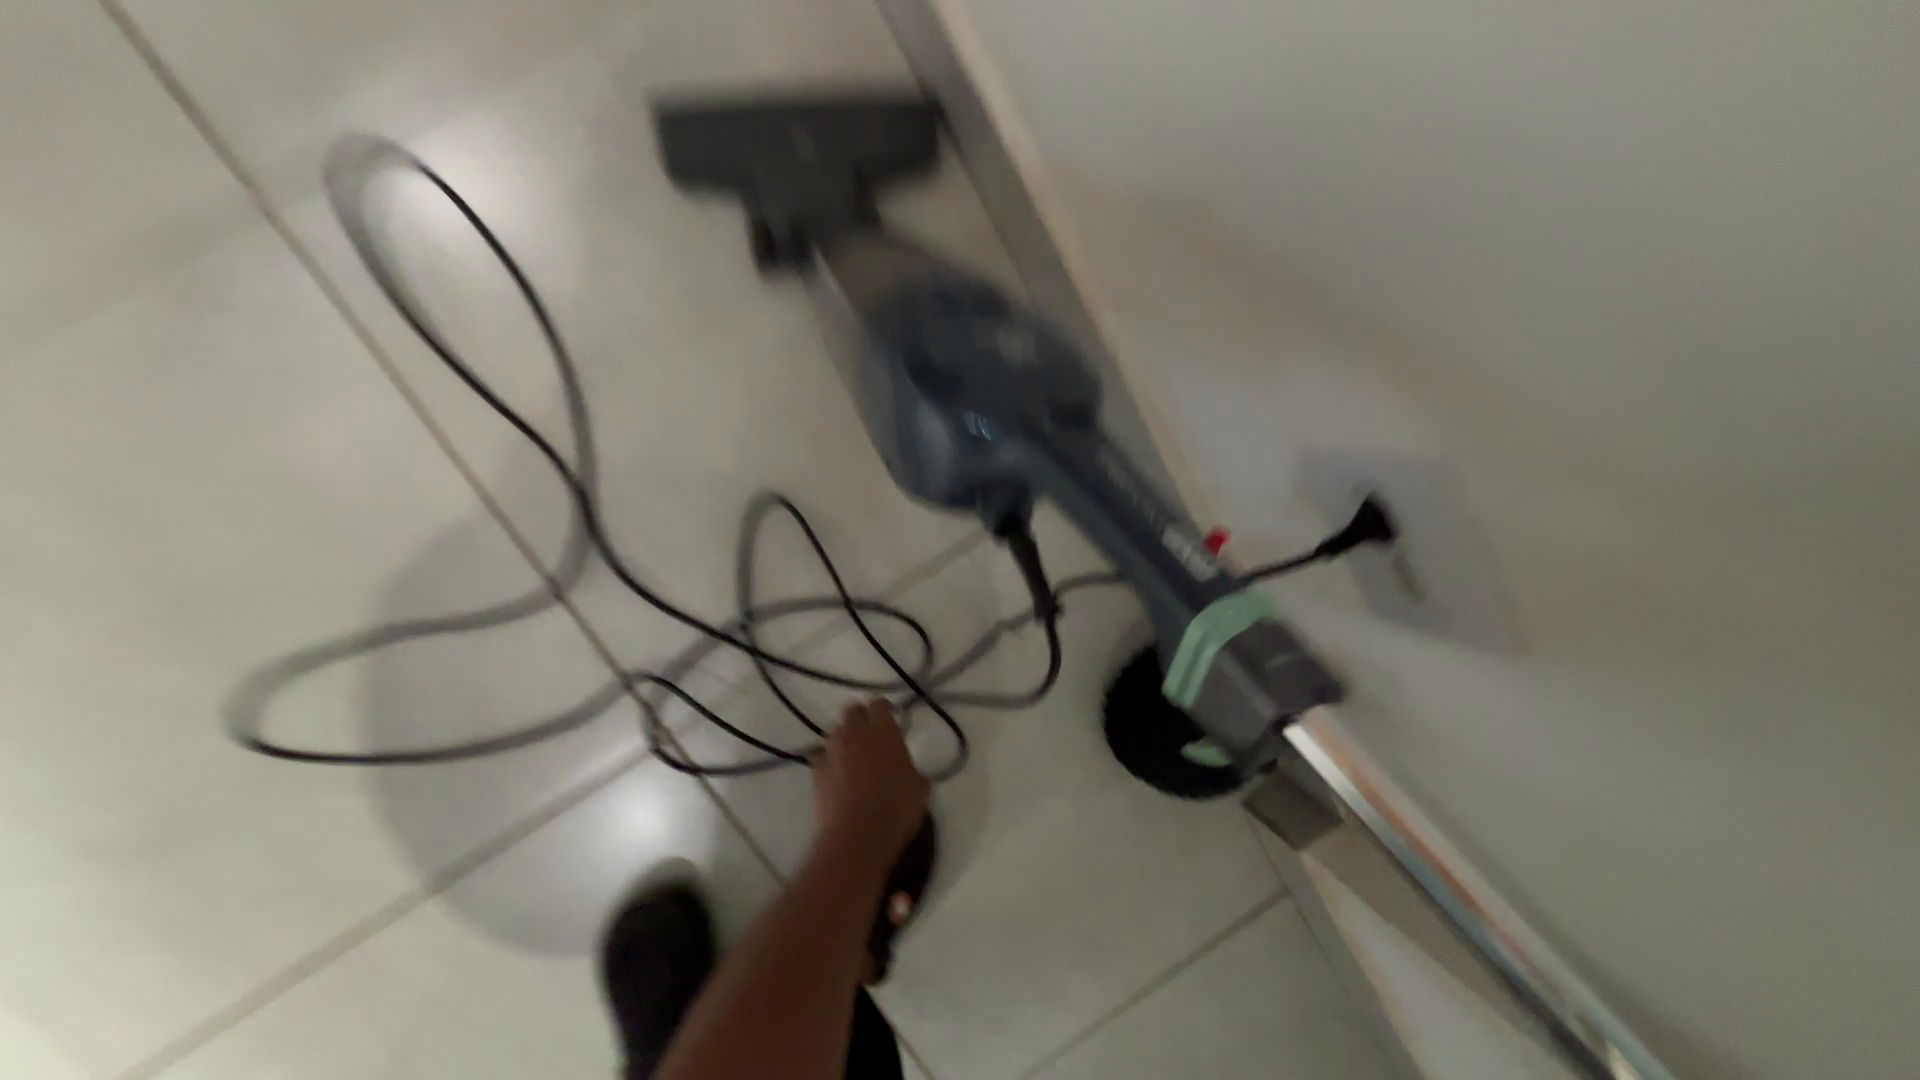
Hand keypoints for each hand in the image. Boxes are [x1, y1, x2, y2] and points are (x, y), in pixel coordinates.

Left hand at [812, 700, 929, 873]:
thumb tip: (912, 773)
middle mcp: (854, 734)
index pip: (879, 705)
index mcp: (883, 731)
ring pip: (835, 732)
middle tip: (871, 732)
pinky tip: (838, 775)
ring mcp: (831, 751)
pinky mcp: (816, 771)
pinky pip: (822, 756)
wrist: (857, 836)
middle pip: (852, 711)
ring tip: (854, 754)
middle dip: (860, 717)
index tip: (890, 715)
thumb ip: (914, 772)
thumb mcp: (920, 790)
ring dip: (845, 738)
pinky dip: (831, 760)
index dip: (884, 708)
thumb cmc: (896, 809)